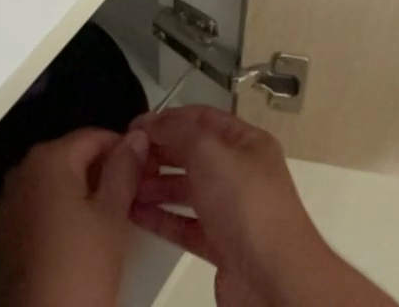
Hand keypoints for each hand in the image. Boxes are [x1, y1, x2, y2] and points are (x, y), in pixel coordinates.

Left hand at [0, 127, 148, 306]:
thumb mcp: (112, 216)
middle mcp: (21, 172)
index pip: (94, 136)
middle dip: (103, 173)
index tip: (146, 172)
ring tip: (110, 222)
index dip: (124, 150)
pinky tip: (80, 242)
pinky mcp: (3, 234)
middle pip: (72, 157)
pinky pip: (38, 209)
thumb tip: (135, 137)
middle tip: (132, 199)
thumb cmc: (79, 269)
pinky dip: (60, 215)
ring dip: (82, 195)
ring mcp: (7, 204)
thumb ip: (124, 170)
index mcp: (47, 159)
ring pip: (55, 185)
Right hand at [128, 106, 395, 306]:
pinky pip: (185, 224)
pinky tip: (136, 212)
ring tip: (124, 183)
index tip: (137, 125)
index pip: (202, 119)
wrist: (274, 280)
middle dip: (158, 152)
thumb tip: (154, 122)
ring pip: (186, 190)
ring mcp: (232, 211)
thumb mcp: (209, 152)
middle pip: (192, 154)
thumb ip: (177, 130)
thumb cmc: (251, 209)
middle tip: (126, 155)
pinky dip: (160, 217)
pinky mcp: (222, 245)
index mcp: (247, 144)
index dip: (169, 118)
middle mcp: (241, 174)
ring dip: (154, 185)